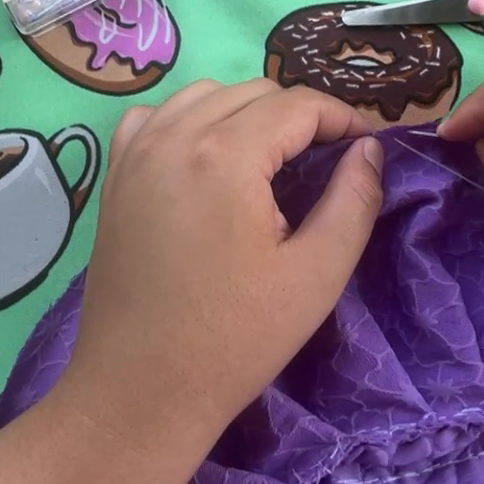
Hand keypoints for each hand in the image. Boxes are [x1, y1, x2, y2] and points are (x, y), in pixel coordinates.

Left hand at [56, 81, 385, 448]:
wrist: (139, 391)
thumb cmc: (235, 340)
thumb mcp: (317, 275)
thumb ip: (354, 201)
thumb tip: (368, 149)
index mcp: (226, 157)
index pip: (298, 105)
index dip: (342, 116)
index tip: (364, 144)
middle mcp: (175, 137)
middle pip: (254, 92)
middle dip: (299, 115)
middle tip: (325, 158)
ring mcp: (136, 153)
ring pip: (206, 94)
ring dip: (247, 111)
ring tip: (271, 157)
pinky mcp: (114, 176)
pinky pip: (157, 117)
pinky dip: (191, 119)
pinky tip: (206, 156)